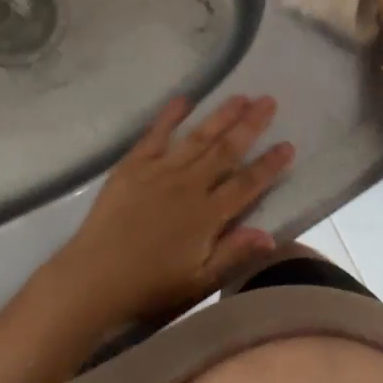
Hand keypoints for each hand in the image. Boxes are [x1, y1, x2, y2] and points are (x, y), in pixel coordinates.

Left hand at [51, 95, 293, 322]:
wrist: (94, 278)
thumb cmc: (149, 286)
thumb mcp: (197, 281)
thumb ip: (233, 254)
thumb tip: (271, 235)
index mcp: (206, 215)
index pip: (246, 184)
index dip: (269, 165)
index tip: (287, 145)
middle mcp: (188, 185)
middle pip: (226, 150)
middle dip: (250, 125)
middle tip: (269, 101)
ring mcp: (160, 170)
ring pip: (198, 136)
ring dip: (221, 115)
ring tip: (242, 95)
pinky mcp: (134, 165)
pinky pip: (156, 134)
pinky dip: (171, 115)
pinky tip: (184, 98)